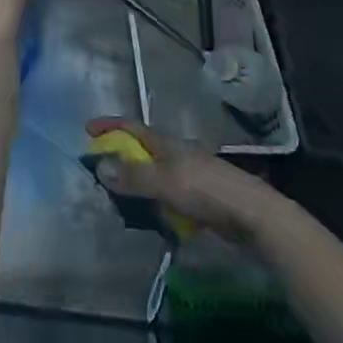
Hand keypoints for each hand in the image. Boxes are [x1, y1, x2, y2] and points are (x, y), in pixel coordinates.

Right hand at [84, 118, 281, 239]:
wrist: (255, 216)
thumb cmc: (208, 191)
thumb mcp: (166, 182)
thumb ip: (133, 176)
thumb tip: (100, 166)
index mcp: (168, 144)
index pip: (133, 128)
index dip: (111, 126)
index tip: (88, 128)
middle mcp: (178, 155)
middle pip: (143, 150)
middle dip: (121, 155)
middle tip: (100, 169)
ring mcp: (191, 176)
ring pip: (155, 174)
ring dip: (137, 181)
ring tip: (119, 196)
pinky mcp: (200, 197)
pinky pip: (168, 194)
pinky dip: (154, 200)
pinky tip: (150, 215)